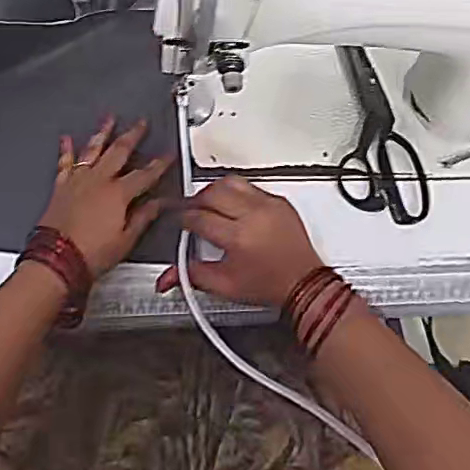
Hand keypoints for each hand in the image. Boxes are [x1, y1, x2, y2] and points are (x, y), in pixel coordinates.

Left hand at [37, 117, 171, 277]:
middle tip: (141, 124)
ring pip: (93, 149)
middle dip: (133, 135)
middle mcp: (98, 181)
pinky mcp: (61, 187)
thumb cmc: (89, 254)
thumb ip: (143, 217)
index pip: (145, 174)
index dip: (159, 164)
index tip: (168, 155)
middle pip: (119, 151)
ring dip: (102, 132)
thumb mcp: (126, 240)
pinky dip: (66, 149)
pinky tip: (66, 139)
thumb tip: (158, 204)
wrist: (56, 260)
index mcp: (118, 194)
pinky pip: (65, 162)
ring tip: (108, 119)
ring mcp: (78, 181)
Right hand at [155, 175, 323, 307]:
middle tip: (191, 210)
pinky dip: (237, 193)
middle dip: (196, 200)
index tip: (180, 221)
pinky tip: (233, 205)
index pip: (199, 218)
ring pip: (231, 182)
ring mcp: (268, 205)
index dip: (184, 218)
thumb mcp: (224, 286)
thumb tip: (168, 276)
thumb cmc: (268, 285)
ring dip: (215, 191)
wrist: (302, 283)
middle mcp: (253, 216)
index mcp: (238, 237)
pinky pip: (250, 186)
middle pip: (212, 193)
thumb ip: (192, 276)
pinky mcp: (278, 201)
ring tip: (209, 203)